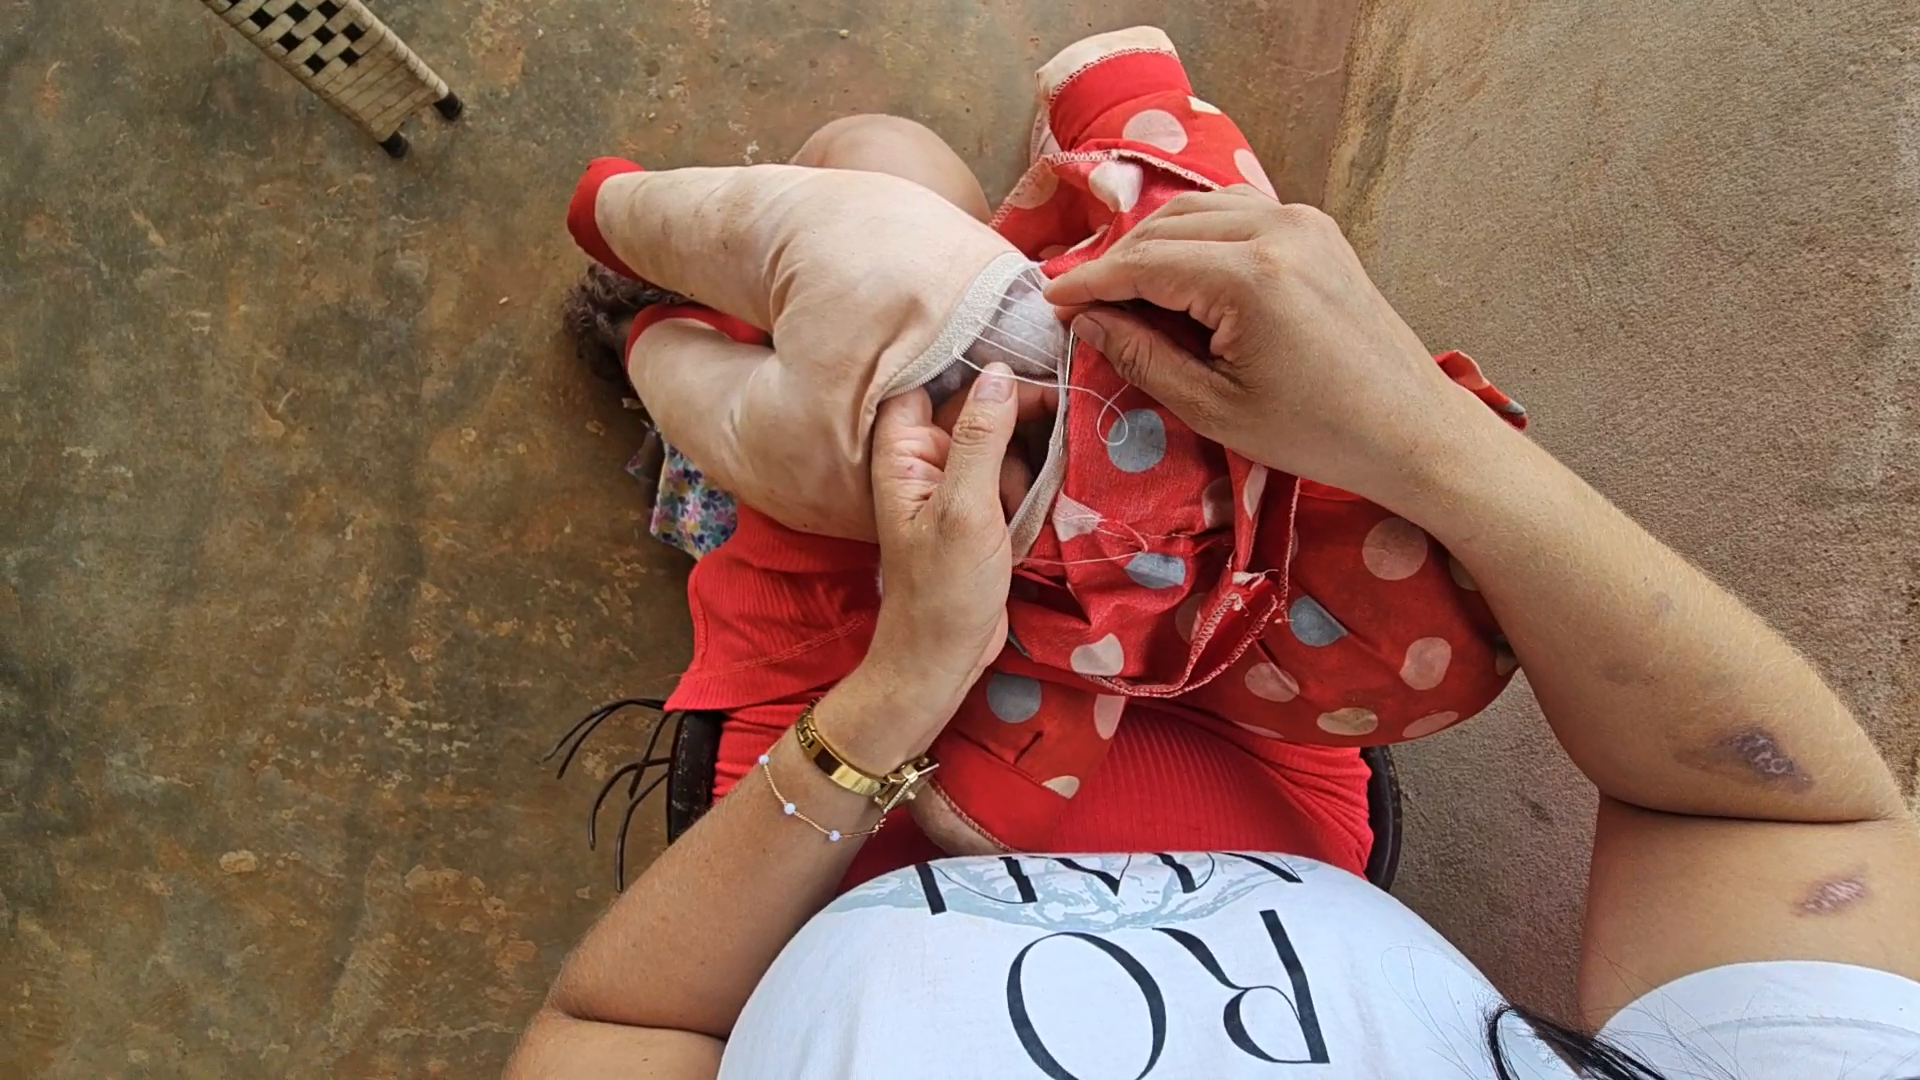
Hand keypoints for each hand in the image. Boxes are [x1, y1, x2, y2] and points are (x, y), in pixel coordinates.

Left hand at [854, 363, 1021, 738]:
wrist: (945, 656)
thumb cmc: (945, 588)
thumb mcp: (966, 508)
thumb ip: (980, 438)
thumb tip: (1000, 374)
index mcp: (903, 452)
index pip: (929, 381)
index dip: (972, 366)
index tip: (1024, 360)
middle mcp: (924, 461)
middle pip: (974, 408)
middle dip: (1013, 420)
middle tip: (1055, 421)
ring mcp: (953, 486)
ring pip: (999, 443)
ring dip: (1022, 463)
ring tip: (1020, 506)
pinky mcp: (978, 509)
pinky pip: (1008, 476)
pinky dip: (1026, 487)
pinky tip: (1026, 517)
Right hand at [1043, 187, 1495, 507]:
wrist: (1410, 429)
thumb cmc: (1312, 433)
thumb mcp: (1212, 407)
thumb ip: (1143, 356)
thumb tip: (1089, 324)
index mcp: (1249, 276)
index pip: (1143, 263)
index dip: (1088, 283)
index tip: (1049, 302)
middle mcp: (1277, 228)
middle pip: (1165, 226)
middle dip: (1114, 262)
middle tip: (1080, 303)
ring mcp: (1302, 221)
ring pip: (1197, 211)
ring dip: (1149, 245)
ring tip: (1118, 289)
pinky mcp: (1316, 230)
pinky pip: (1233, 215)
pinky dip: (1192, 236)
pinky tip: (1174, 271)